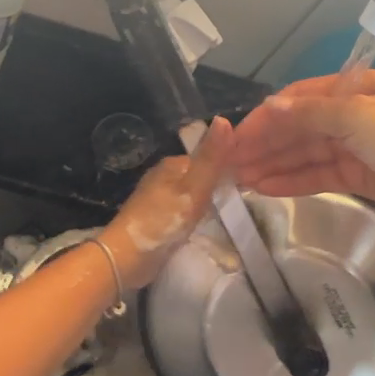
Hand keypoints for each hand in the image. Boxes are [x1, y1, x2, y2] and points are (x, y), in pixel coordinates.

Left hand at [100, 117, 232, 287]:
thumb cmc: (163, 219)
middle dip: (215, 186)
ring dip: (205, 202)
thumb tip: (224, 119)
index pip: (205, 158)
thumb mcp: (194, 187)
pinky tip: (204, 225)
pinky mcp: (155, 219)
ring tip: (227, 213)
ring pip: (189, 194)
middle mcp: (162, 178)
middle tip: (239, 201)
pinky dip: (193, 216)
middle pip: (197, 177)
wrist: (128, 256)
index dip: (225, 167)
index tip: (246, 181)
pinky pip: (181, 211)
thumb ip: (210, 158)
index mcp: (171, 165)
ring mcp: (156, 199)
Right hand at [231, 72, 374, 227]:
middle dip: (265, 145)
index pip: (300, 98)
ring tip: (241, 181)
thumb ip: (308, 113)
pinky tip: (266, 188)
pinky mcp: (361, 177)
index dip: (267, 117)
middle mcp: (355, 114)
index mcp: (357, 88)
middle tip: (231, 164)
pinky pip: (318, 175)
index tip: (238, 137)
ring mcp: (358, 147)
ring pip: (305, 154)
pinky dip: (292, 181)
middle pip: (300, 128)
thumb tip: (269, 106)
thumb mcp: (357, 116)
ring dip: (273, 165)